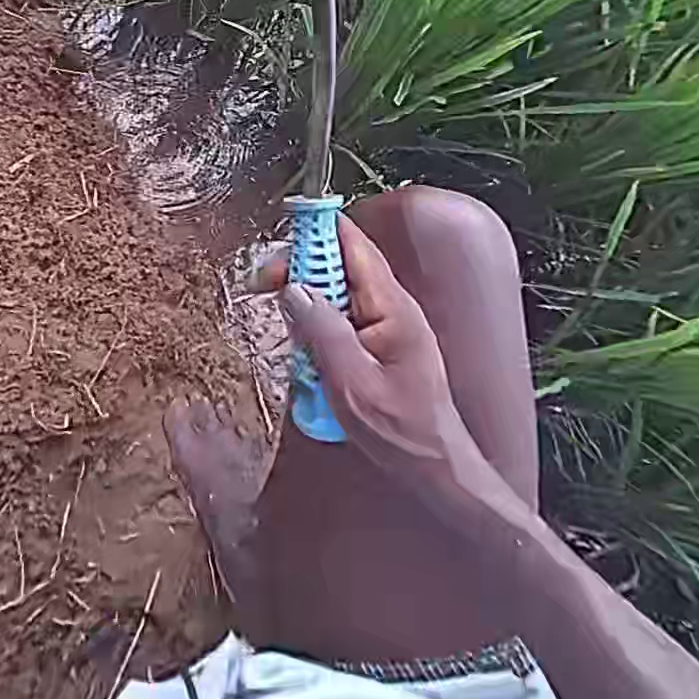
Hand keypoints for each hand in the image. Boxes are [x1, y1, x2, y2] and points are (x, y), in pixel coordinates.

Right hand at [265, 217, 479, 480]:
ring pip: (333, 291)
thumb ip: (321, 331)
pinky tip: (306, 352)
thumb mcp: (351, 383)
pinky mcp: (373, 341)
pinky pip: (336, 318)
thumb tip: (293, 289)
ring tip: (289, 330)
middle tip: (265, 285)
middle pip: (337, 264)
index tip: (280, 236)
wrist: (433, 467)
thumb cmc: (401, 431)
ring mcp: (382, 323)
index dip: (316, 231)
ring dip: (304, 302)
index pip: (353, 245)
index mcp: (391, 307)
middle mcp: (388, 306)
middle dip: (299, 270)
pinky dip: (314, 326)